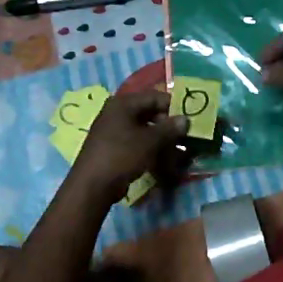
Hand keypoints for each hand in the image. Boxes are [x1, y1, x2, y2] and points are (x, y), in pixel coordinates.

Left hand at [68, 90, 188, 199]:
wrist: (92, 185)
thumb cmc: (122, 155)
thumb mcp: (150, 141)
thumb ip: (170, 128)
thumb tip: (185, 119)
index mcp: (123, 103)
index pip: (155, 97)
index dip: (173, 106)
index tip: (190, 119)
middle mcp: (116, 112)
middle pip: (149, 112)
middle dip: (167, 125)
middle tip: (184, 137)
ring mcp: (112, 130)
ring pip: (143, 129)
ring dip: (160, 139)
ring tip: (176, 150)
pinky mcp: (112, 147)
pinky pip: (135, 142)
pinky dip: (149, 148)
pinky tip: (161, 160)